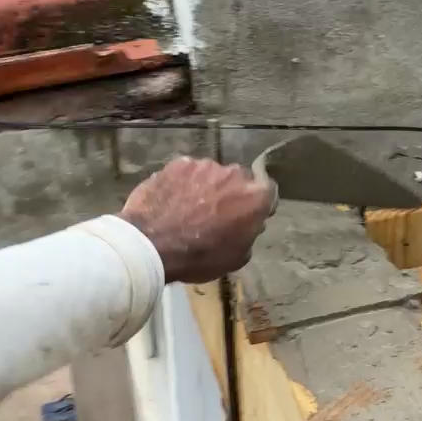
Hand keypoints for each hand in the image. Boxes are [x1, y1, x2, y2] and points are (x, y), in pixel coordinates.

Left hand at [120, 156, 273, 282]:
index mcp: (256, 197)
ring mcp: (206, 165)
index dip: (259, 205)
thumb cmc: (200, 256)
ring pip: (213, 174)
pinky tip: (173, 200)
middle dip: (233, 193)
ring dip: (208, 187)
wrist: (151, 245)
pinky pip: (188, 172)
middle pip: (241, 180)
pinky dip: (184, 182)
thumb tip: (247, 223)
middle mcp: (236, 174)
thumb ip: (249, 233)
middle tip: (217, 212)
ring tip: (190, 206)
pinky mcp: (178, 163)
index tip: (248, 216)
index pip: (270, 193)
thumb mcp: (238, 257)